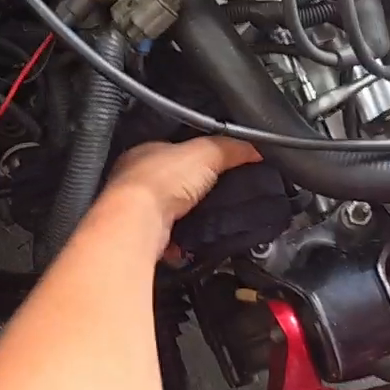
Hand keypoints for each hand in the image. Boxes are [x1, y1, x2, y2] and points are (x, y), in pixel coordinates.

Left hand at [101, 137, 262, 231]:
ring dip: (187, 217)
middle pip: (171, 183)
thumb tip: (253, 148)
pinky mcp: (143, 236)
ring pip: (168, 212)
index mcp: (146, 152)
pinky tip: (192, 239)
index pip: (174, 149)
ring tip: (208, 218)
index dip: (197, 156)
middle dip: (194, 190)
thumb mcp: (206, 153)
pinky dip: (181, 241)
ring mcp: (137, 210)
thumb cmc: (158, 181)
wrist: (139, 222)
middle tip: (217, 195)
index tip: (218, 164)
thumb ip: (230, 148)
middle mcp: (136, 180)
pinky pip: (168, 239)